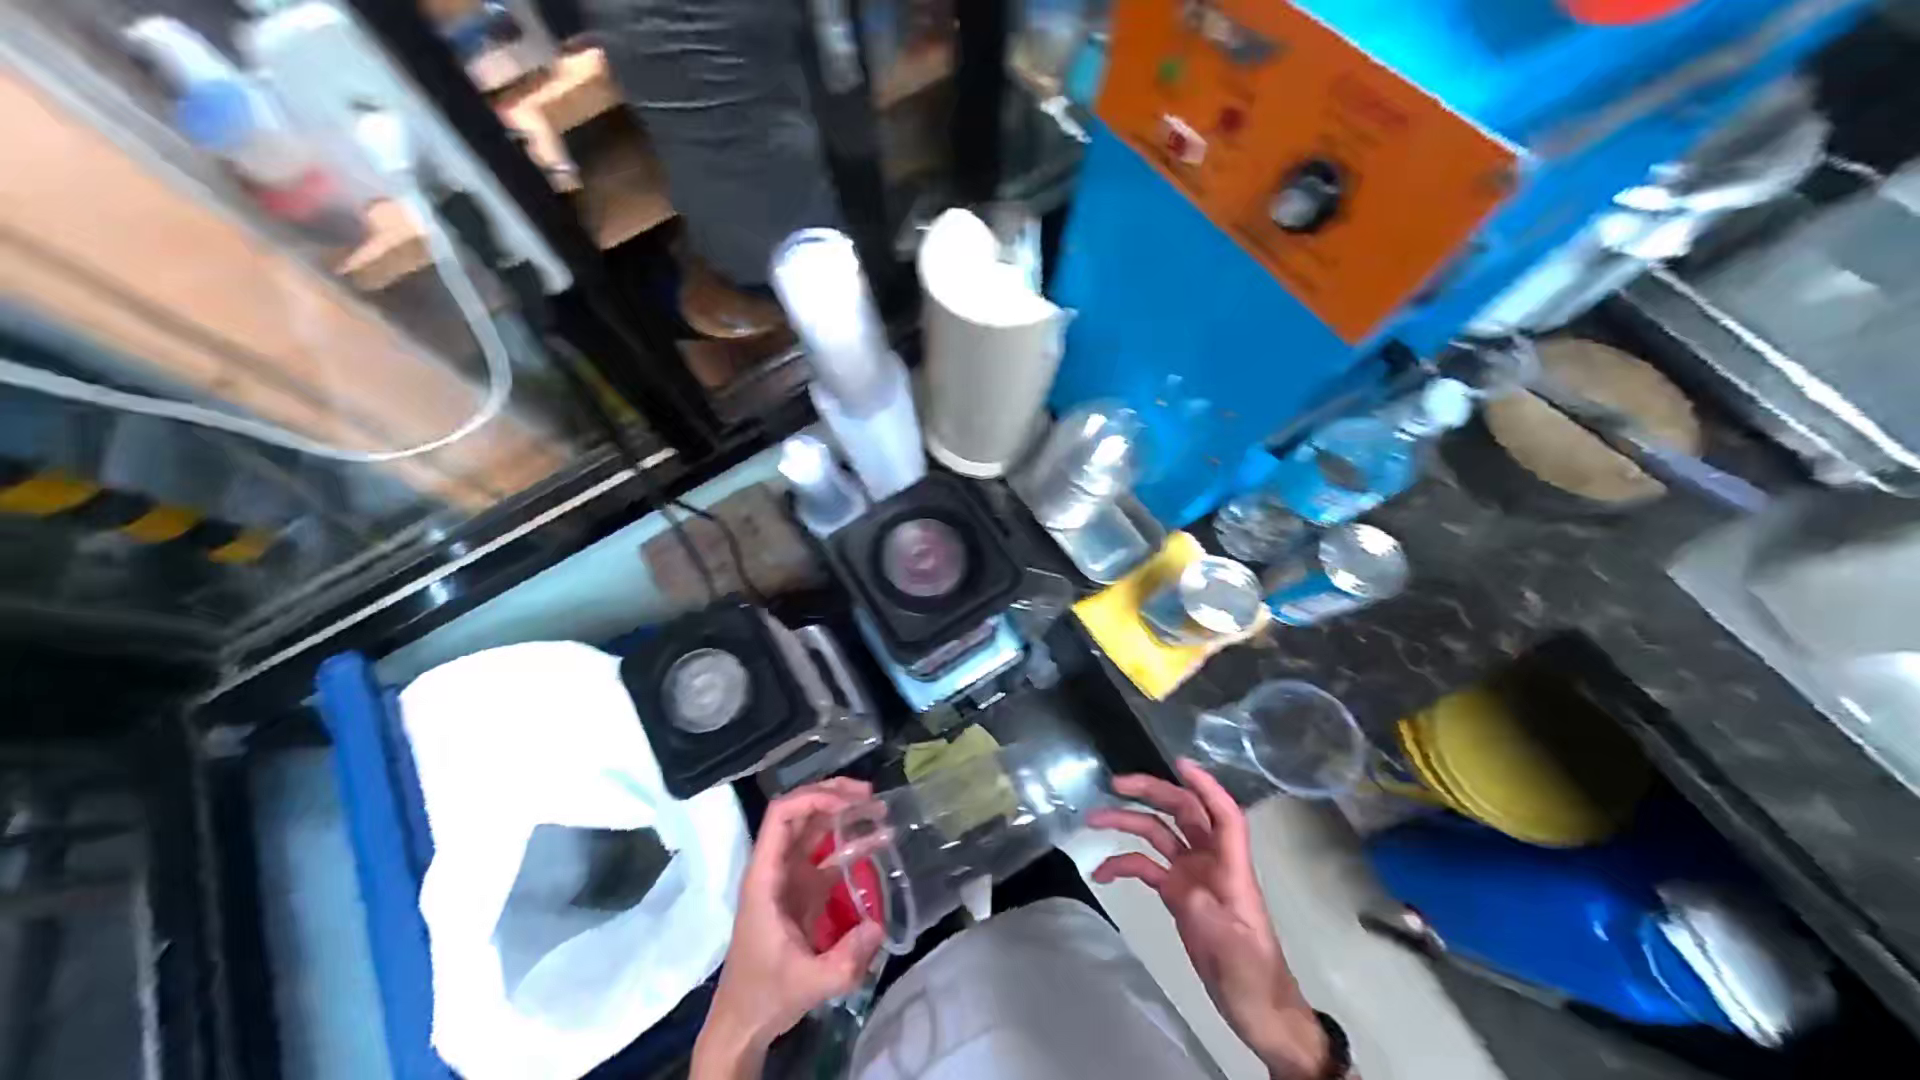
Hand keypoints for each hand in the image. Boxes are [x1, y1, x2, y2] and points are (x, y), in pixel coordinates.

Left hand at [692, 778, 885, 1079]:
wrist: (744, 1022)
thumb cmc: (765, 995)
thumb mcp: (808, 982)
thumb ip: (845, 960)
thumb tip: (878, 926)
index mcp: (765, 877)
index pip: (781, 817)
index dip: (813, 800)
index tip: (848, 803)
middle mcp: (775, 868)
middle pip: (799, 813)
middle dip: (833, 796)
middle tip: (870, 795)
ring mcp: (788, 877)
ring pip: (812, 829)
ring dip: (842, 813)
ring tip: (878, 809)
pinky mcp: (802, 890)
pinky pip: (825, 854)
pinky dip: (849, 842)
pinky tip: (876, 841)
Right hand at [1088, 760, 1330, 1079]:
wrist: (1255, 1009)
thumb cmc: (1252, 974)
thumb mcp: (1232, 946)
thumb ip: (1206, 910)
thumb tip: (1181, 886)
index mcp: (1232, 867)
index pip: (1224, 814)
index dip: (1206, 786)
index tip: (1179, 762)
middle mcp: (1211, 862)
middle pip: (1183, 813)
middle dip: (1152, 792)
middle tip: (1116, 783)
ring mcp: (1192, 876)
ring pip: (1158, 834)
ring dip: (1127, 823)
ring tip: (1093, 820)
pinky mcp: (1177, 893)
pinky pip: (1146, 867)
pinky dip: (1123, 864)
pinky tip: (1101, 873)